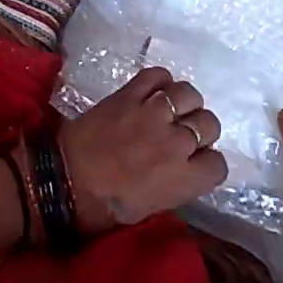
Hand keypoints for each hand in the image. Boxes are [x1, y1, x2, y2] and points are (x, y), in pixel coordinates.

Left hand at [60, 67, 228, 233]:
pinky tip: (154, 92)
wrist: (64, 180)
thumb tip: (186, 167)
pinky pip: (156, 75)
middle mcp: (176, 142)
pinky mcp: (128, 95)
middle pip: (209, 124)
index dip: (207, 162)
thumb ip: (178, 184)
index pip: (218, 163)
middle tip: (182, 134)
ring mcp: (152, 114)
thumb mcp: (153, 207)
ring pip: (188, 94)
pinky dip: (160, 81)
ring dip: (185, 102)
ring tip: (172, 109)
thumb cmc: (105, 207)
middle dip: (200, 130)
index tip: (195, 162)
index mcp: (184, 178)